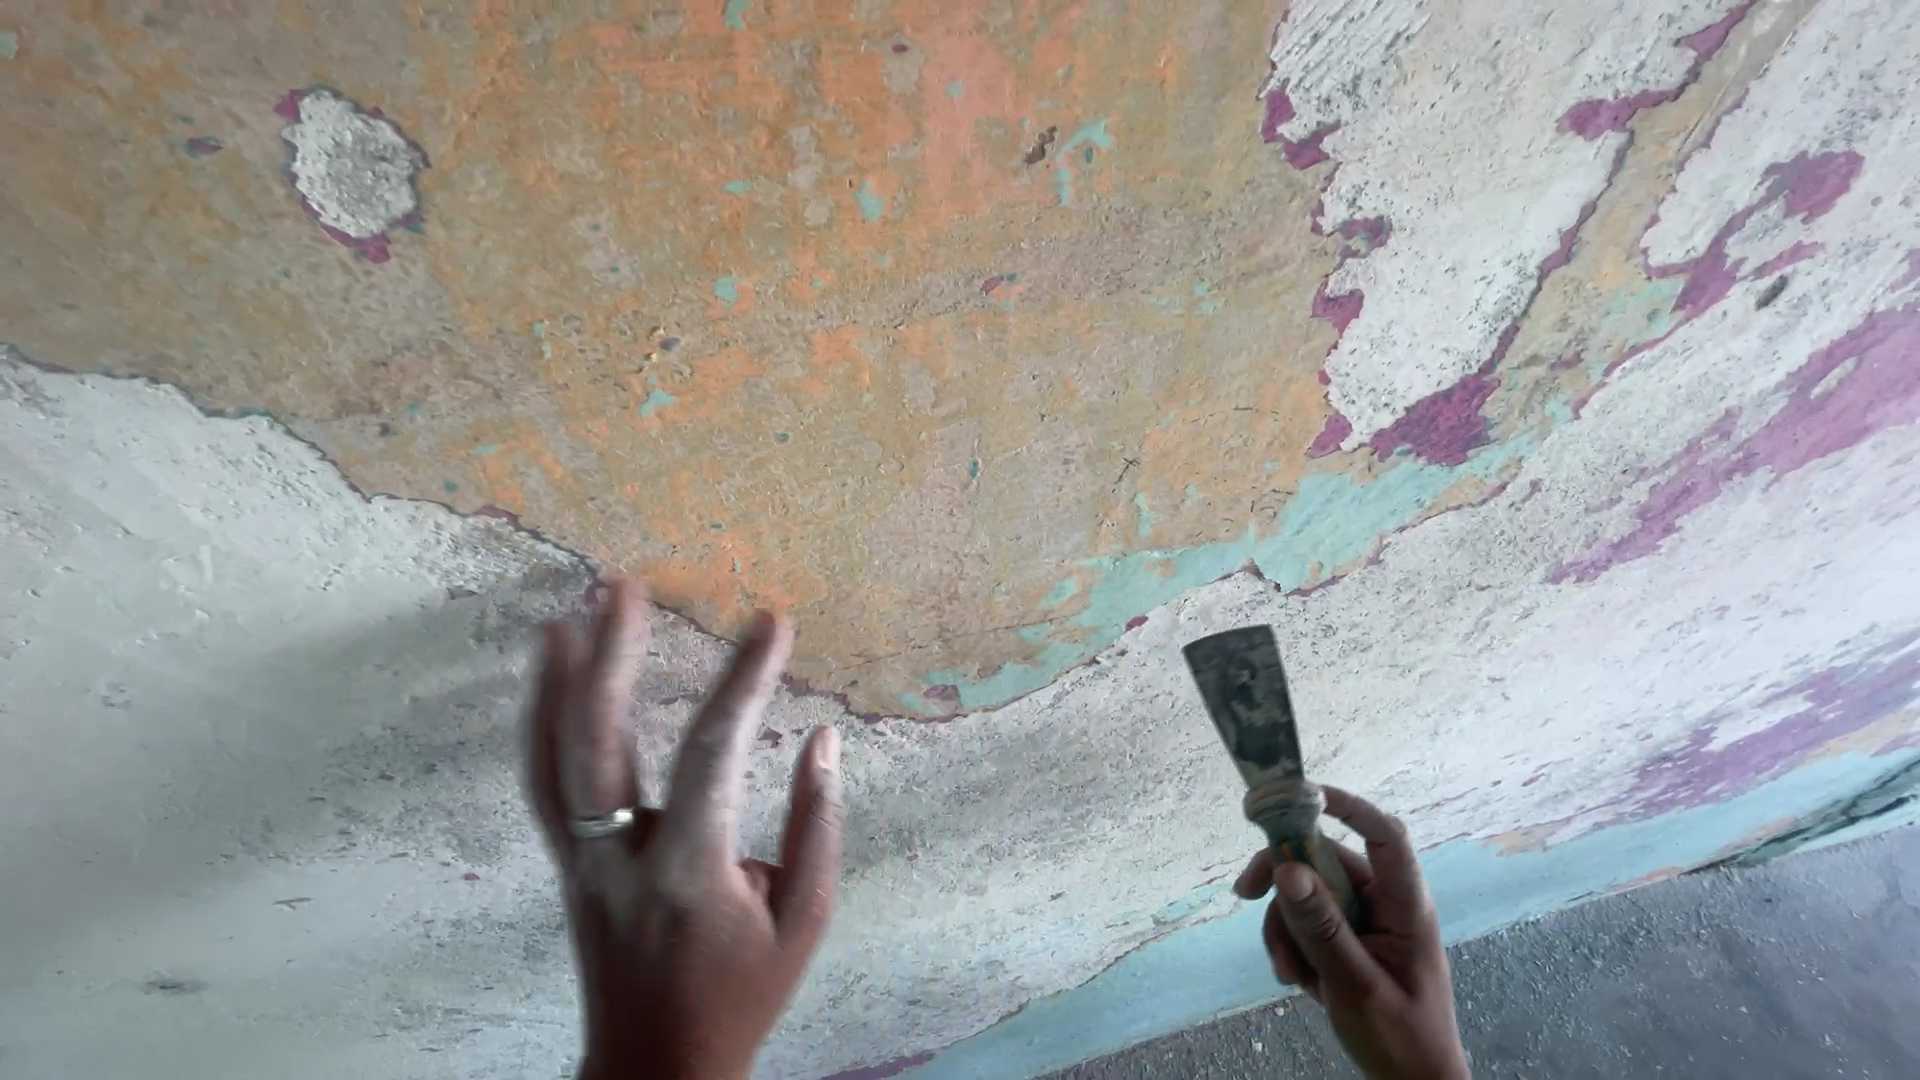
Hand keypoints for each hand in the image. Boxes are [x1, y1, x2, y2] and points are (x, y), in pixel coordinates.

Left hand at [524, 581, 844, 1079]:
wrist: (654, 1070)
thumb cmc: (742, 993)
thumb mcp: (805, 918)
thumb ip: (817, 823)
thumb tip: (824, 737)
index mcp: (689, 870)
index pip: (715, 752)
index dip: (745, 679)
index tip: (773, 623)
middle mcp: (619, 856)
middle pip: (599, 742)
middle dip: (612, 657)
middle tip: (625, 588)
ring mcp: (578, 859)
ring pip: (552, 756)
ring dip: (561, 678)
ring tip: (574, 609)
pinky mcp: (565, 862)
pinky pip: (542, 781)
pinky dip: (542, 719)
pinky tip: (555, 677)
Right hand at [1233, 787, 1468, 1079]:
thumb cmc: (1401, 1040)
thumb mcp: (1356, 986)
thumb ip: (1321, 927)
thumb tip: (1286, 868)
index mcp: (1405, 906)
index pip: (1385, 835)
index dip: (1348, 805)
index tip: (1300, 795)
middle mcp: (1383, 903)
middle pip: (1322, 861)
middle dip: (1282, 882)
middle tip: (1244, 894)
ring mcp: (1363, 921)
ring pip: (1305, 892)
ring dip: (1284, 926)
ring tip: (1288, 973)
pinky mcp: (1345, 939)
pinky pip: (1303, 920)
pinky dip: (1289, 943)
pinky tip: (1295, 979)